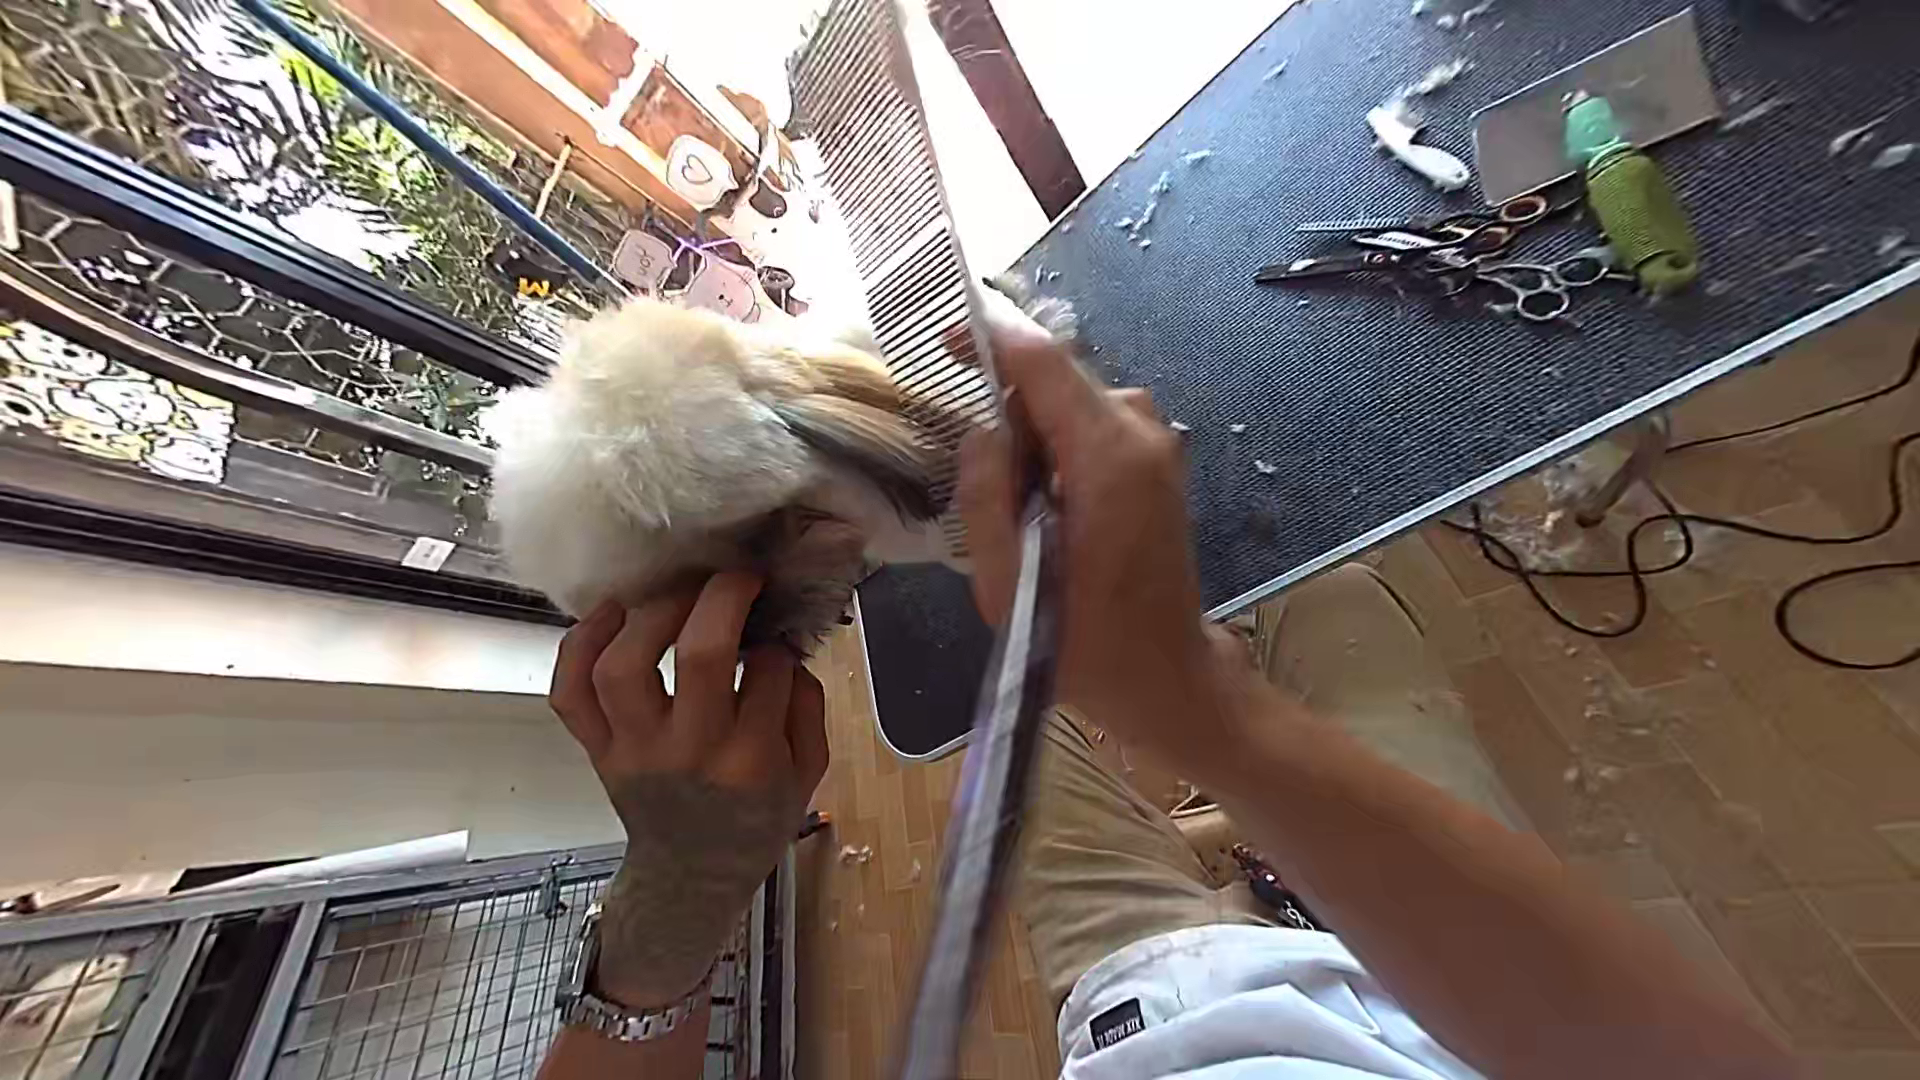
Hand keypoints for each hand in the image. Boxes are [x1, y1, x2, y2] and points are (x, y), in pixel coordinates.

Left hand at [547, 571, 828, 1005]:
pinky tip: (613, 612)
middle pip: (700, 653)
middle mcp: (689, 749)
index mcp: (751, 759)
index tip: (774, 640)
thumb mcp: (809, 769)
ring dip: (654, 612)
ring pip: (624, 665)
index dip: (775, 643)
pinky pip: (569, 693)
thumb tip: (779, 647)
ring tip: (679, 590)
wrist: (693, 873)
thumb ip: (807, 705)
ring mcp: (632, 748)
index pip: (768, 670)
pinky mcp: (596, 748)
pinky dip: (579, 645)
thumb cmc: (759, 817)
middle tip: (739, 577)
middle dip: (725, 596)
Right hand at [957, 333, 1256, 775]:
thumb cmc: (1080, 640)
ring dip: (1033, 437)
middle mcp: (1142, 432)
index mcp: (1107, 456)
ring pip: (1074, 405)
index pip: (1044, 363)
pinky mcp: (1160, 464)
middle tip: (986, 478)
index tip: (947, 340)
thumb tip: (983, 429)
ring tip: (1019, 506)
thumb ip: (984, 493)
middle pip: (1059, 382)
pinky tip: (1049, 504)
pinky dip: (1060, 447)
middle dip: (1008, 410)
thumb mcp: (1005, 578)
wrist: (1163, 675)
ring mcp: (1160, 446)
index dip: (992, 341)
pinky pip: (1095, 428)